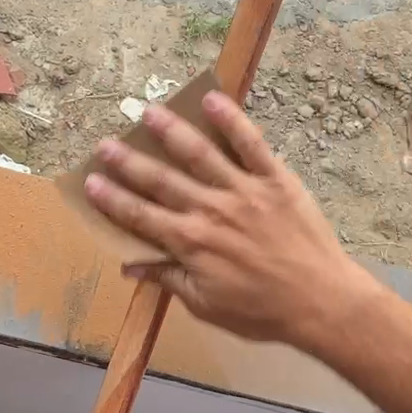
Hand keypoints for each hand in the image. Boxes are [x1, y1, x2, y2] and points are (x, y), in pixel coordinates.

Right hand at [83, 90, 382, 350]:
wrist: (321, 302)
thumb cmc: (261, 312)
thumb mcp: (205, 305)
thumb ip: (168, 279)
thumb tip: (131, 266)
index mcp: (190, 243)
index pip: (140, 216)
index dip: (112, 199)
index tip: (90, 182)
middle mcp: (210, 210)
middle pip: (160, 180)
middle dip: (128, 162)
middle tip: (106, 143)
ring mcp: (243, 191)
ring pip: (199, 154)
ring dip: (170, 132)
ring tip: (148, 113)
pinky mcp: (275, 180)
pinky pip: (251, 144)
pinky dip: (232, 120)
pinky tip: (212, 100)